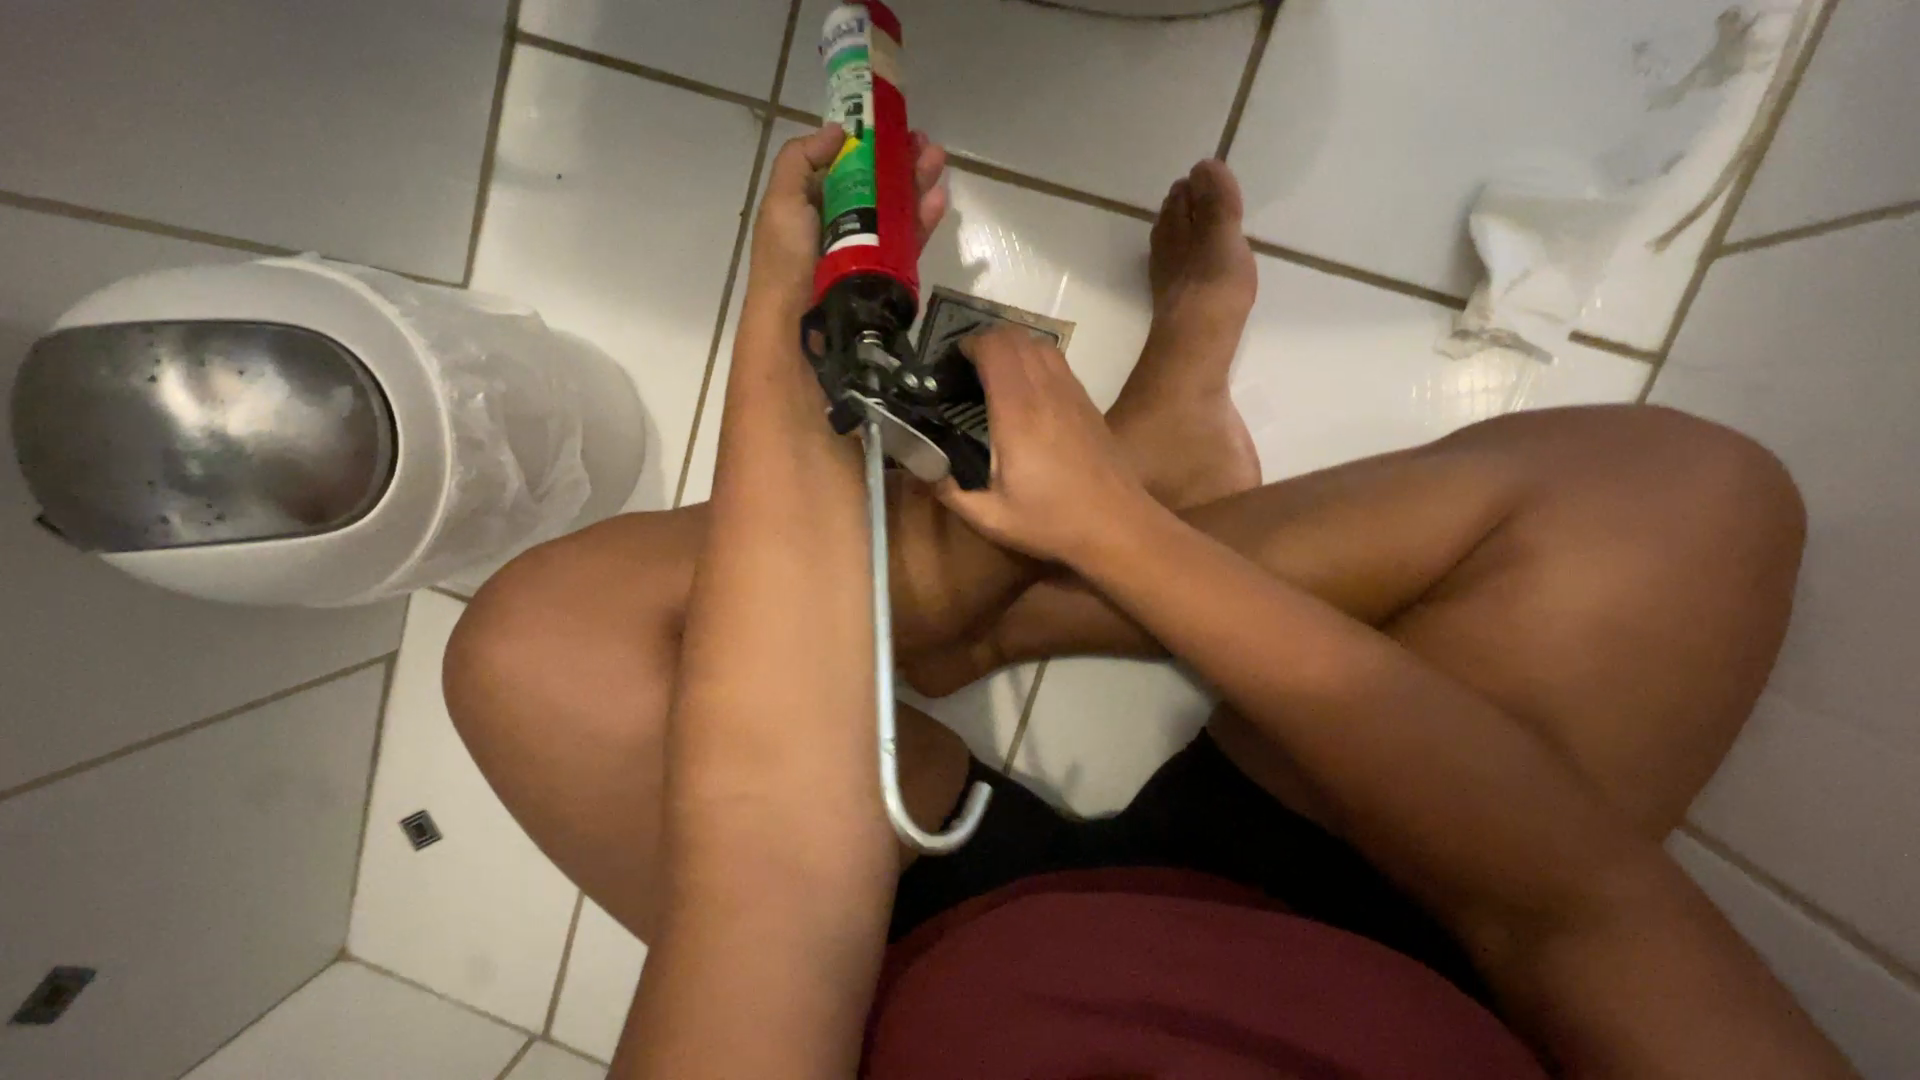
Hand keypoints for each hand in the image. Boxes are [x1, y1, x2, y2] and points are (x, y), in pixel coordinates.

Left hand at [747, 124, 948, 301]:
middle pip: (878, 187)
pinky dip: (924, 221)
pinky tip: (937, 200)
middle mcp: (841, 228)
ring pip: (898, 213)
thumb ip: (800, 159)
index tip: (891, 126)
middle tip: (924, 142)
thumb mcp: (780, 201)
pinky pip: (909, 245)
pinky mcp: (887, 278)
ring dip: (918, 184)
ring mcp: (866, 253)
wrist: (800, 330)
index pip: (846, 169)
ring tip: (936, 160)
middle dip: (901, 162)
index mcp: (813, 207)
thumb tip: (838, 130)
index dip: (869, 146)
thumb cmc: (786, 261)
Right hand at [933, 326, 1158, 563]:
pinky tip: (1028, 392)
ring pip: (1041, 344)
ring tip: (997, 374)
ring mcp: (1072, 394)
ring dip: (1015, 348)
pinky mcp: (1088, 403)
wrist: (1116, 524)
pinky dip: (1038, 361)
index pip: (994, 349)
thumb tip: (924, 467)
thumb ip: (950, 491)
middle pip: (1016, 337)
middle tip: (968, 367)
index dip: (970, 345)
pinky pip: (1059, 363)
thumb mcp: (990, 518)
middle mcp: (1045, 392)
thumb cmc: (1051, 522)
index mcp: (1017, 413)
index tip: (953, 362)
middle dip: (988, 342)